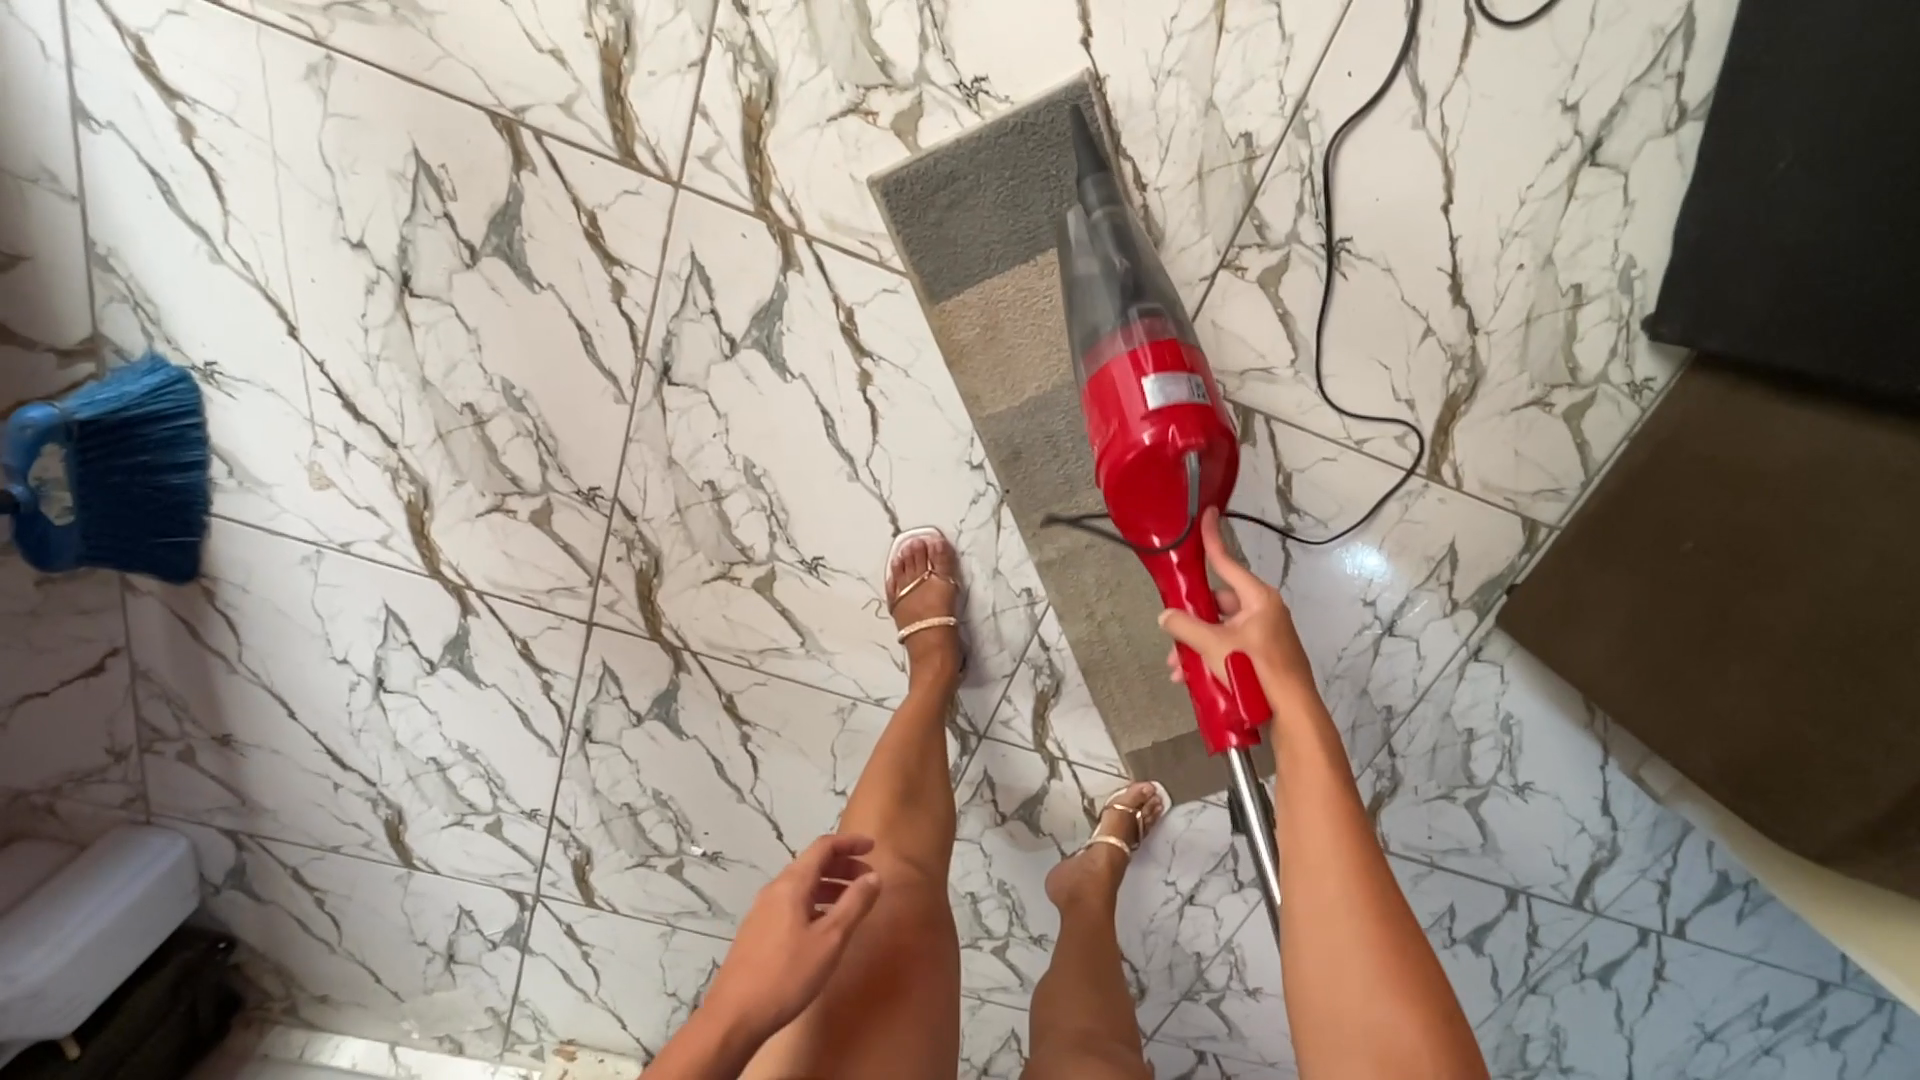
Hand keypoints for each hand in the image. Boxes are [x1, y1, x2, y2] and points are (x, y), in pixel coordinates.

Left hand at [700, 834, 882, 1041]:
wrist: (733, 1017)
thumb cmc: (786, 975)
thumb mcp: (830, 940)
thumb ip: (854, 904)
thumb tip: (873, 876)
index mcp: (791, 884)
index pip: (823, 847)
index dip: (849, 843)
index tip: (873, 848)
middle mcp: (775, 890)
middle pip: (812, 864)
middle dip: (843, 866)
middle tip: (869, 880)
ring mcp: (763, 912)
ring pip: (802, 886)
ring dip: (830, 886)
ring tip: (853, 903)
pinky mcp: (758, 932)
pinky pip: (792, 904)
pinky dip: (815, 904)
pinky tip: (825, 927)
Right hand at [1159, 508, 1313, 692]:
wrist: (1291, 712)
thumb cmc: (1255, 670)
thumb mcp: (1212, 645)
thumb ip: (1185, 626)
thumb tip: (1166, 616)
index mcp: (1258, 598)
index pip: (1227, 562)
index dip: (1212, 539)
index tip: (1206, 515)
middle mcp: (1263, 611)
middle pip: (1217, 604)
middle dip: (1191, 623)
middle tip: (1173, 641)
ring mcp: (1265, 634)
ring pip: (1220, 630)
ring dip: (1196, 646)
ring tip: (1179, 670)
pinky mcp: (1264, 656)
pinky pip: (1230, 647)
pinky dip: (1210, 658)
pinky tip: (1193, 680)